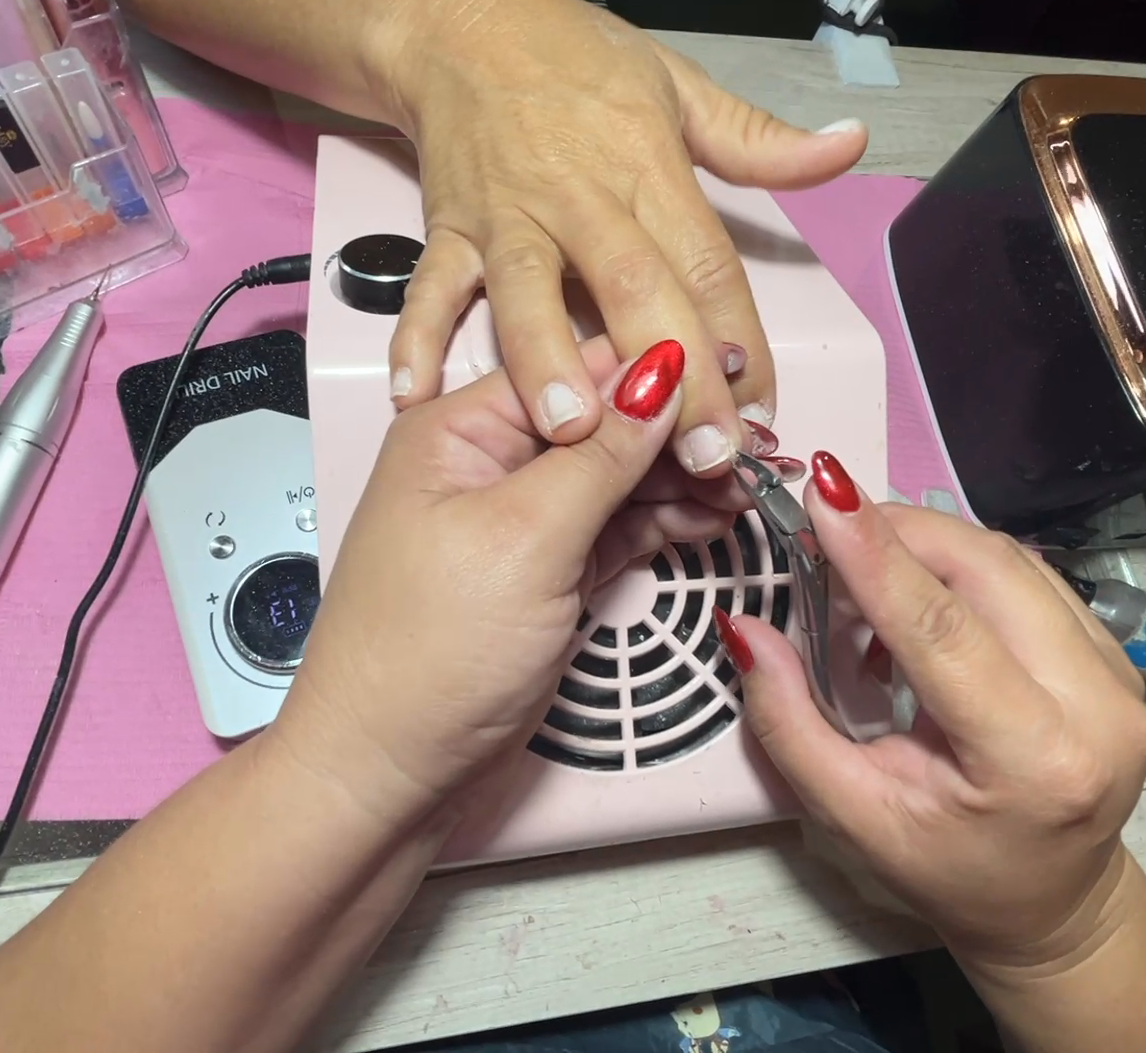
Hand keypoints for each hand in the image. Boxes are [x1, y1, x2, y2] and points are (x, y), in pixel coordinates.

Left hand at [268, 337, 748, 823]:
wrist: (393, 772)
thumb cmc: (425, 655)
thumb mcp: (522, 538)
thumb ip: (600, 457)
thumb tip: (661, 378)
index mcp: (458, 431)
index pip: (572, 374)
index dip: (654, 374)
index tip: (727, 382)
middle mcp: (487, 465)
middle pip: (601, 424)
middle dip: (676, 433)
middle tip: (751, 444)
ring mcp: (520, 522)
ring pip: (615, 479)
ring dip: (679, 480)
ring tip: (744, 483)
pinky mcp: (546, 571)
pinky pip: (614, 529)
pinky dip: (661, 523)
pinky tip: (707, 516)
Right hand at [382, 0, 866, 474]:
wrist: (463, 25)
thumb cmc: (574, 64)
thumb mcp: (679, 85)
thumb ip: (758, 138)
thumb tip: (846, 148)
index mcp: (647, 170)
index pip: (707, 266)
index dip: (740, 343)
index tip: (761, 416)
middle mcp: (579, 200)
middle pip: (635, 292)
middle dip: (672, 378)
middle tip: (702, 457)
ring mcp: (507, 219)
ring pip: (528, 293)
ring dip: (549, 359)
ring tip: (570, 432)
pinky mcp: (449, 230)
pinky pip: (430, 288)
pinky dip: (417, 338)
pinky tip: (414, 394)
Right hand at [718, 457, 1145, 968]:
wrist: (1053, 903)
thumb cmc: (945, 867)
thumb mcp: (847, 812)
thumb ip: (787, 719)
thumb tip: (743, 627)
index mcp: (1032, 758)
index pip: (942, 629)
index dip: (875, 553)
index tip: (823, 492)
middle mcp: (1097, 704)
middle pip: (987, 569)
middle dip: (896, 530)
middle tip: (825, 529)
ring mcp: (1118, 672)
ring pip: (1008, 557)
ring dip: (923, 541)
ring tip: (860, 568)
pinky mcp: (1111, 652)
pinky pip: (1023, 573)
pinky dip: (954, 562)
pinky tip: (913, 593)